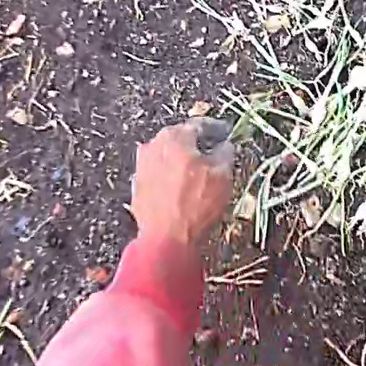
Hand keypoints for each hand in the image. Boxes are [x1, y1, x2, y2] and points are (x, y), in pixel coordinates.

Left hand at [130, 119, 234, 247]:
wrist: (165, 241)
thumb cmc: (196, 203)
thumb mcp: (223, 173)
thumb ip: (226, 151)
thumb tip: (224, 145)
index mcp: (174, 137)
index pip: (200, 124)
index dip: (217, 129)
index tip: (228, 134)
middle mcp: (153, 146)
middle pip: (181, 138)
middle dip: (198, 144)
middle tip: (215, 152)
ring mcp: (141, 167)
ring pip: (168, 156)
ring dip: (183, 160)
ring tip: (199, 173)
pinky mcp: (137, 188)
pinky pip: (159, 174)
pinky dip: (171, 176)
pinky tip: (183, 188)